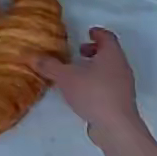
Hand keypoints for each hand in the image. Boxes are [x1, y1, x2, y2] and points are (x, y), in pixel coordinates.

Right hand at [36, 27, 147, 146]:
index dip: (97, 33)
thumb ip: (49, 66)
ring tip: (77, 72)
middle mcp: (121, 66)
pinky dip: (97, 81)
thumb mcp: (65, 77)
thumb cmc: (93, 93)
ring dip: (95, 66)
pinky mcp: (120, 100)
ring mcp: (123, 84)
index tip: (88, 31)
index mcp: (111, 55)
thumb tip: (33, 56)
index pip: (107, 37)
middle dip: (94, 50)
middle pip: (110, 52)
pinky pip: (109, 83)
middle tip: (79, 51)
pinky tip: (83, 90)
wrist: (115, 124)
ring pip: (110, 68)